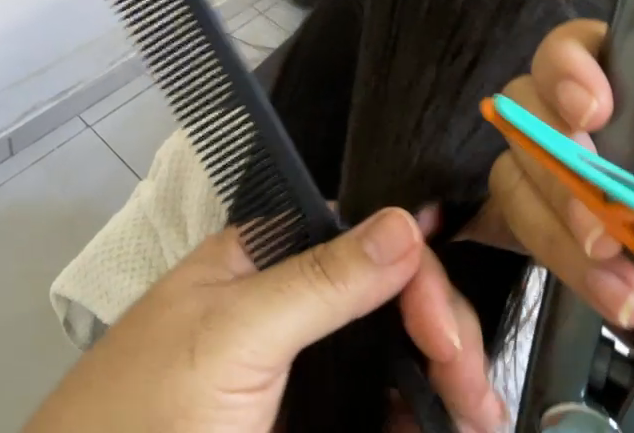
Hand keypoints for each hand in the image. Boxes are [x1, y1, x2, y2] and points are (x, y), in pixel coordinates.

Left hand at [24, 207, 506, 432]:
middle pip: (389, 297)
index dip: (414, 277)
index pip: (362, 240)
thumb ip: (318, 280)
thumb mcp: (235, 335)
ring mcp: (304, 364)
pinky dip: (420, 413)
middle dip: (442, 334)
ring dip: (445, 378)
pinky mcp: (314, 415)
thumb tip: (404, 221)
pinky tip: (447, 423)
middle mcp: (291, 303)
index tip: (444, 341)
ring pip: (393, 351)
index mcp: (265, 259)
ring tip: (479, 416)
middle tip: (476, 398)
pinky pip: (380, 404)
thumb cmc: (154, 404)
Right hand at [482, 20, 633, 422]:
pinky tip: (616, 306)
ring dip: (554, 222)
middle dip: (549, 151)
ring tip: (628, 292)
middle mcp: (626, 140)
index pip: (604, 48)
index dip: (572, 62)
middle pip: (534, 99)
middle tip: (601, 221)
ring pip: (517, 166)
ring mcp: (590, 193)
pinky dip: (552, 261)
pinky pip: (516, 228)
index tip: (588, 112)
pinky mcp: (567, 248)